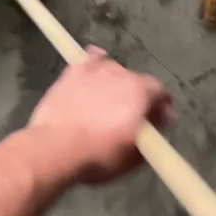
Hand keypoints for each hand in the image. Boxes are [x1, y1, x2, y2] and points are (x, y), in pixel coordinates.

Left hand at [20, 48, 171, 185]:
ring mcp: (96, 70)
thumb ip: (152, 135)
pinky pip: (91, 58)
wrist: (55, 147)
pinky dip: (96, 62)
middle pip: (137, 81)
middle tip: (129, 116)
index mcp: (141, 93)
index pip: (160, 92)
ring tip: (107, 100)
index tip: (155, 121)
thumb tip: (160, 120)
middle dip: (137, 97)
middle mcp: (122, 75)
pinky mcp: (74, 71)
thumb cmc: (98, 156)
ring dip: (116, 83)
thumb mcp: (133, 157)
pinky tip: (95, 67)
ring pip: (114, 70)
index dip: (160, 107)